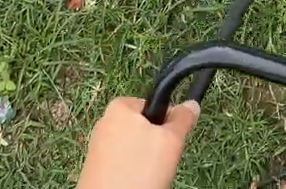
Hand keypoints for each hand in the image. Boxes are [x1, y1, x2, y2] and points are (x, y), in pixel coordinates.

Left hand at [76, 97, 199, 188]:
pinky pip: (121, 167)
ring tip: (145, 179)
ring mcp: (97, 149)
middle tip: (157, 164)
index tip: (169, 142)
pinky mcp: (94, 171)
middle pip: (143, 130)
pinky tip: (134, 185)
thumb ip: (182, 119)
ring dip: (143, 163)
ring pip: (134, 152)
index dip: (166, 124)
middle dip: (154, 147)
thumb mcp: (170, 141)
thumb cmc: (137, 172)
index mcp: (119, 106)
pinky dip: (130, 175)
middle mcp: (104, 123)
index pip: (154, 106)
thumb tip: (191, 105)